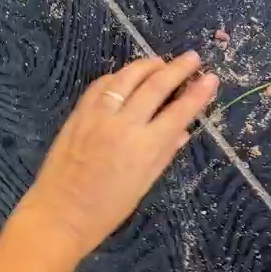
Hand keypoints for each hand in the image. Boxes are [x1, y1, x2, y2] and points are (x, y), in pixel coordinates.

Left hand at [12, 51, 219, 260]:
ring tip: (161, 61)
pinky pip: (102, 85)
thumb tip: (183, 130)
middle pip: (156, 86)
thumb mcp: (143, 185)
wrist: (59, 214)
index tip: (211, 78)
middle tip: (192, 57)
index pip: (179, 112)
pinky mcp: (80, 112)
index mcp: (144, 148)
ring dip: (147, 65)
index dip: (197, 93)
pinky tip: (126, 75)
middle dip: (177, 69)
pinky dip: (118, 76)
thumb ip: (164, 153)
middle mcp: (124, 124)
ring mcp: (99, 115)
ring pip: (127, 77)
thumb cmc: (106, 210)